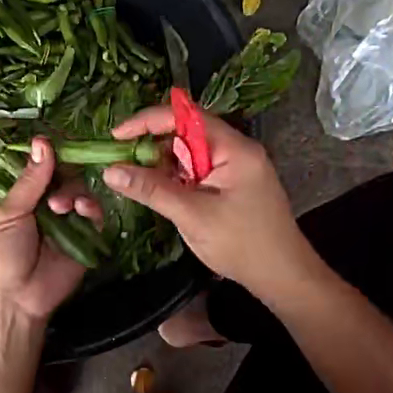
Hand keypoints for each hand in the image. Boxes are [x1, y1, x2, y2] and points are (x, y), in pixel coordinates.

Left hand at [0, 137, 99, 324]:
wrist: (15, 300)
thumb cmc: (1, 256)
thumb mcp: (9, 214)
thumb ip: (30, 180)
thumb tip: (42, 142)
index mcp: (26, 198)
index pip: (44, 168)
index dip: (52, 155)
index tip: (60, 140)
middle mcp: (49, 206)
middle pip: (67, 177)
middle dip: (64, 177)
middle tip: (53, 192)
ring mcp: (69, 223)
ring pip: (82, 193)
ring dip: (75, 193)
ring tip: (61, 207)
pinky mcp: (87, 239)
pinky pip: (96, 217)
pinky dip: (92, 209)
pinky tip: (83, 210)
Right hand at [103, 107, 321, 300]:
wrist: (282, 275)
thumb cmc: (242, 244)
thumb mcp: (192, 215)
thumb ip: (152, 190)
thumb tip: (110, 171)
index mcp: (234, 148)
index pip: (186, 116)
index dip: (148, 121)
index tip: (117, 136)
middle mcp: (237, 150)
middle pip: (187, 132)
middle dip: (152, 144)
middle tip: (121, 161)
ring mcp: (236, 168)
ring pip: (190, 153)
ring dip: (163, 163)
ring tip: (134, 178)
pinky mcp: (233, 186)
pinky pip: (199, 171)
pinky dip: (176, 178)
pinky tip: (158, 191)